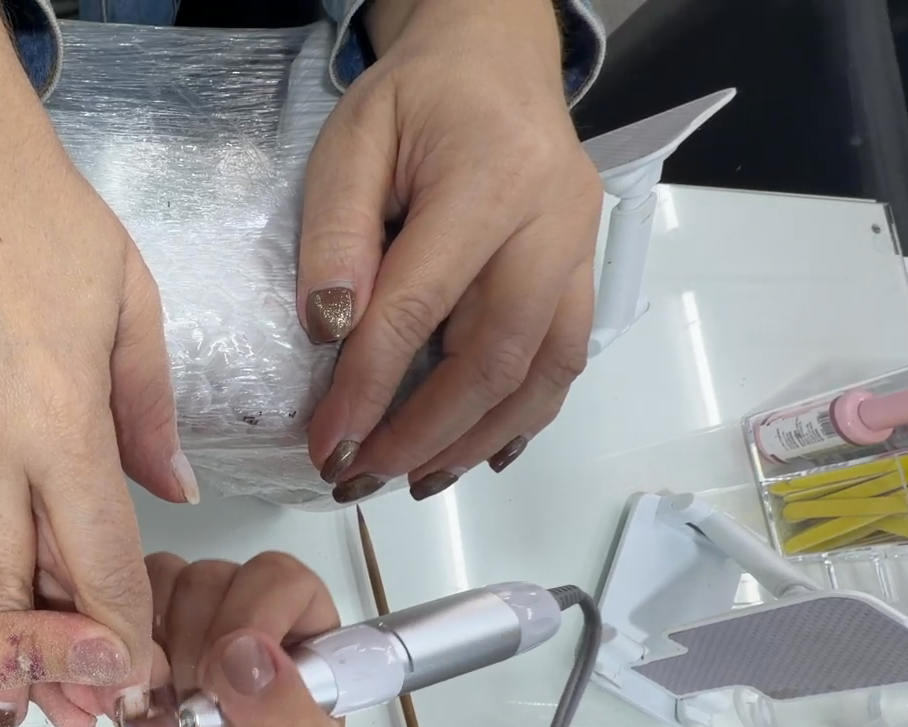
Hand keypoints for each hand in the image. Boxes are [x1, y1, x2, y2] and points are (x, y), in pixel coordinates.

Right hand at [0, 0, 196, 726]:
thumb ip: (146, 408)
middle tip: (53, 698)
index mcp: (58, 421)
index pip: (96, 561)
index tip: (122, 672)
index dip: (117, 629)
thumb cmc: (26, 203)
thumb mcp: (125, 294)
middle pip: (6, 588)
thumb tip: (171, 492)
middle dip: (39, 654)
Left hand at [0, 510, 135, 726]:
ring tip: (87, 714)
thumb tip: (115, 652)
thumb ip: (14, 652)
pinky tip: (55, 698)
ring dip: (55, 657)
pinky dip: (23, 660)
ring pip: (19, 598)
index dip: (93, 601)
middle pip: (35, 569)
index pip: (36, 538)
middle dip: (82, 636)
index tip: (133, 661)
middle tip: (117, 700)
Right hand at [121, 553, 344, 726]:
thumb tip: (244, 651)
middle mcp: (244, 612)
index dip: (248, 616)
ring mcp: (185, 624)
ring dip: (148, 647)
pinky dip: (108, 650)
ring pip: (154, 588)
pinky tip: (123, 698)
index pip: (277, 579)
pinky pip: (111, 610)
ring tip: (159, 703)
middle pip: (206, 579)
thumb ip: (281, 715)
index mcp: (301, 631)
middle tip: (192, 707)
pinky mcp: (138, 641)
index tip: (224, 679)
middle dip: (190, 644)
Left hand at [299, 0, 602, 502]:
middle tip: (360, 477)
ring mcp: (578, 250)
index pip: (416, 312)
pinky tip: (474, 453)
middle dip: (422, 433)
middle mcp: (552, 224)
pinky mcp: (580, 270)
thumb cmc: (411, 102)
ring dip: (473, 440)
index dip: (368, 390)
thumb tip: (328, 328)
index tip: (326, 446)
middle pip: (493, 357)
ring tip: (410, 482)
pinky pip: (563, 359)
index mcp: (487, 183)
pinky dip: (521, 418)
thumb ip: (336, 235)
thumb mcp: (348, 148)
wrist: (491, 62)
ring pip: (540, 371)